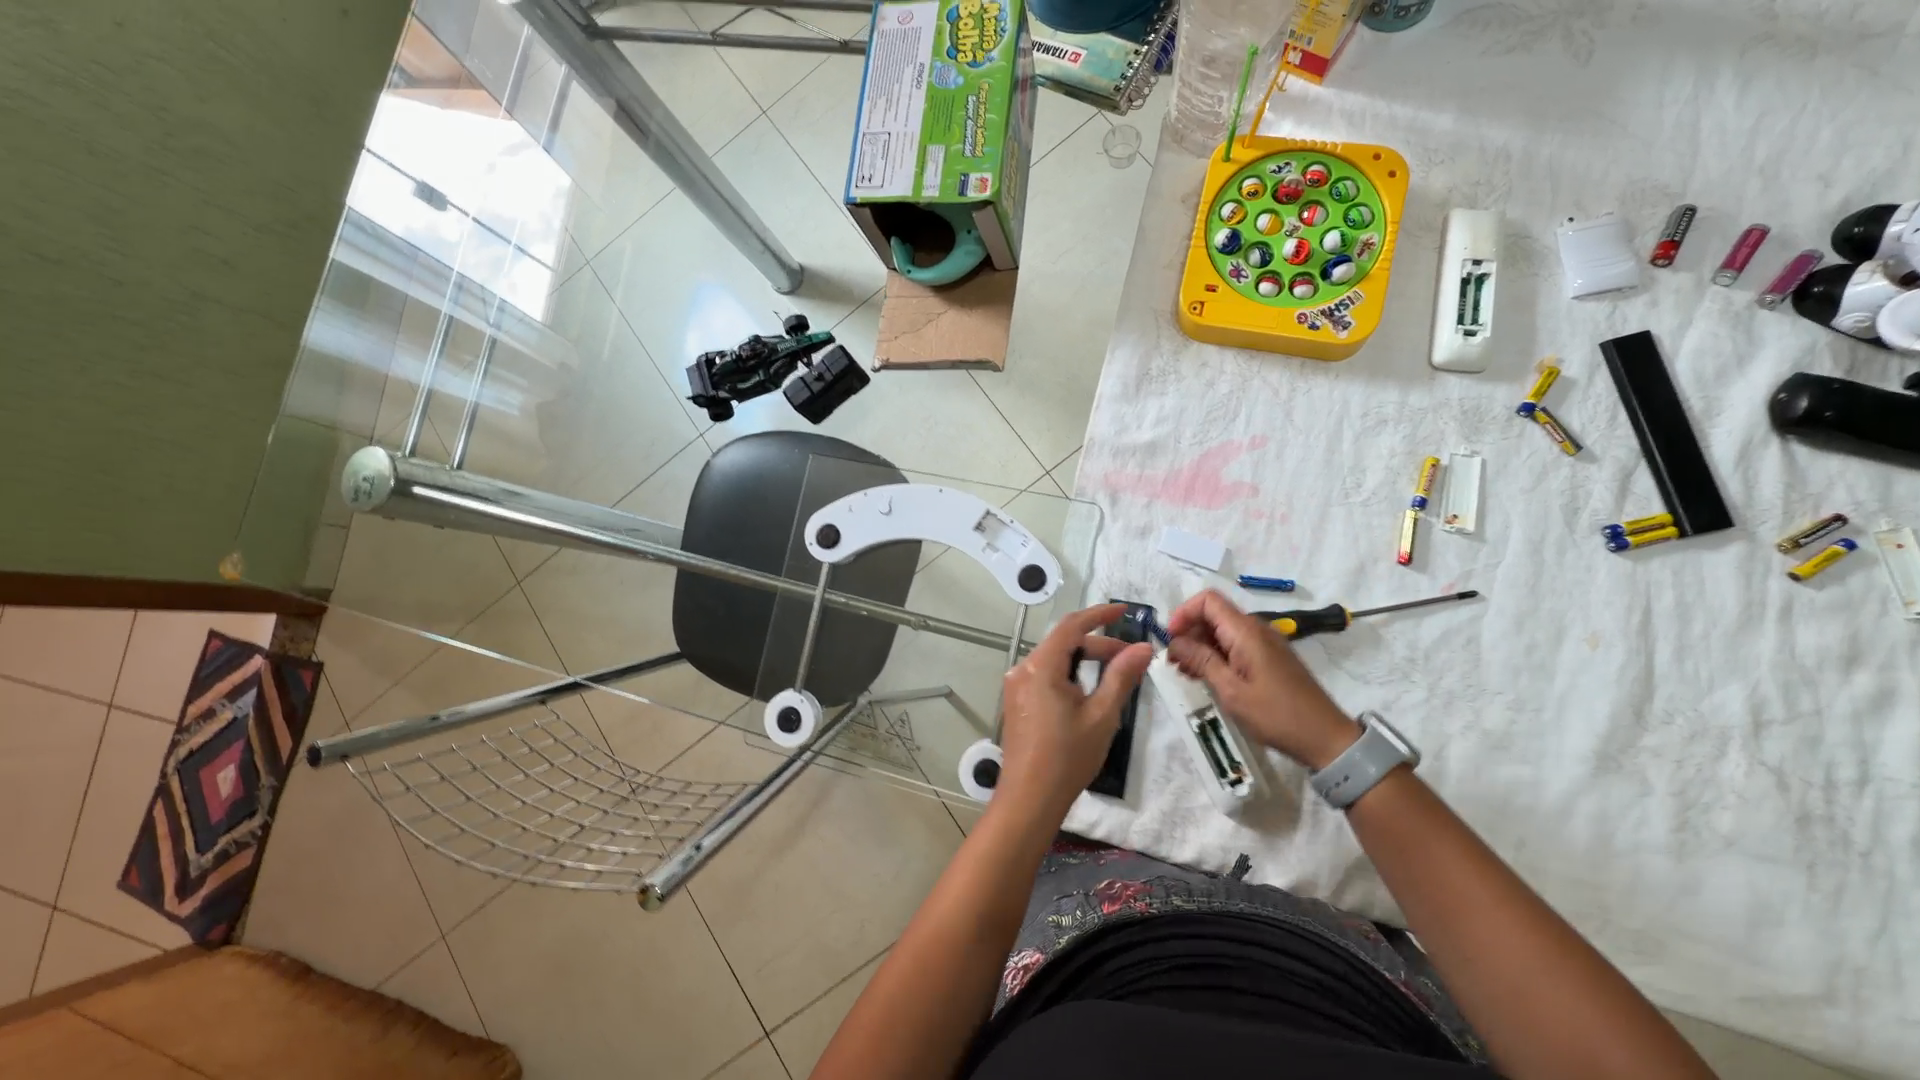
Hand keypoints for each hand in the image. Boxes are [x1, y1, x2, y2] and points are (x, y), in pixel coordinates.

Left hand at [995, 603, 1154, 822]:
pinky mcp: (1017, 703)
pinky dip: (1069, 675)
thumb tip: (1143, 647)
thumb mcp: (1102, 715)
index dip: (1099, 614)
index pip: (1071, 626)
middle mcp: (1023, 670)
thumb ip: (1122, 676)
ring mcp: (1016, 687)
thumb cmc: (1068, 756)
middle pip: (1063, 643)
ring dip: (1084, 661)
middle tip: (1131, 658)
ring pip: (1054, 660)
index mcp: (1041, 667)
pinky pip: (1045, 676)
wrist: (1029, 798)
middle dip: (1098, 645)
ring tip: (1116, 675)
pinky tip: (1089, 692)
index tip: (1126, 611)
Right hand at [1165, 590, 1358, 768]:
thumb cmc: (1275, 714)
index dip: (1184, 613)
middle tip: (1173, 663)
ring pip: (1223, 632)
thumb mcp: (1230, 690)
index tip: (1170, 640)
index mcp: (1246, 632)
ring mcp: (1265, 643)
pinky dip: (1217, 656)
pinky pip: (1236, 646)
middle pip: (1214, 615)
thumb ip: (1202, 660)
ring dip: (1201, 647)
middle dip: (1189, 633)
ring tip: (1186, 673)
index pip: (1208, 600)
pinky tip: (1207, 677)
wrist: (1323, 736)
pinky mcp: (1269, 658)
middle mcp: (1256, 629)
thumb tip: (1175, 641)